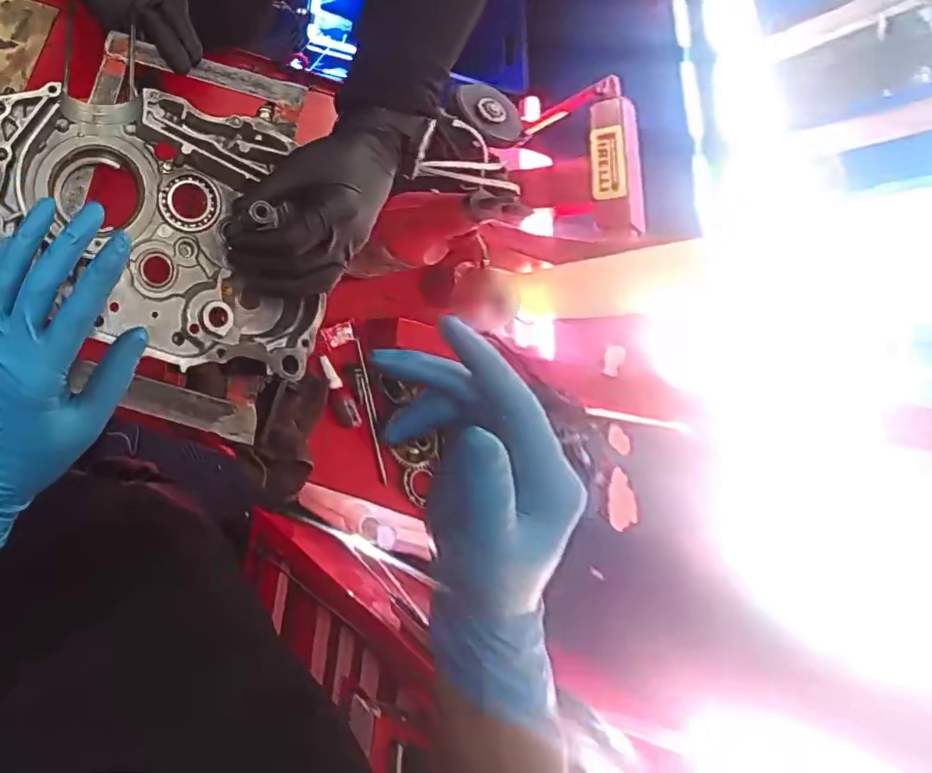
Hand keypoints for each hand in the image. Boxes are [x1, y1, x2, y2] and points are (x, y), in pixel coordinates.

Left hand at [0, 198, 148, 551]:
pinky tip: (15, 243)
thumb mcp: (85, 424)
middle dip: (68, 241)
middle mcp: (10, 344)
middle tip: (92, 213)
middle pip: (41, 280)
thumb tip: (137, 336)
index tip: (120, 241)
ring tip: (45, 207)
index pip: (78, 306)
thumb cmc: (36, 454)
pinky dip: (1, 262)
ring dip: (27, 238)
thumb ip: (113, 377)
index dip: (101, 270)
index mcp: (41, 368)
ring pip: (6, 276)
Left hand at [226, 108, 421, 296]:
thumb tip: (236, 215)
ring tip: (247, 277)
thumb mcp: (295, 168)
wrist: (374, 157)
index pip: (291, 241)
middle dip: (259, 267)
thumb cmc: (334, 158)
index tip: (234, 236)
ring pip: (311, 286)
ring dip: (275, 286)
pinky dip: (292, 288)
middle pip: (298, 269)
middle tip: (233, 257)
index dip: (256, 243)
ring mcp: (350, 253)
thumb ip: (264, 193)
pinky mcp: (348, 258)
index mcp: (336, 213)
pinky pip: (319, 284)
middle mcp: (346, 240)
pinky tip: (270, 282)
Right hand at [371, 317, 586, 733]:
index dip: (482, 360)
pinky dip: (423, 417)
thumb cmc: (488, 578)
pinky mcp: (486, 454)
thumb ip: (485, 484)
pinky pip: (453, 417)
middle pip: (483, 393)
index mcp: (549, 471)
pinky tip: (401, 433)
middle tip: (382, 361)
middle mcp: (534, 452)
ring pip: (464, 400)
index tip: (447, 326)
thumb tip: (474, 429)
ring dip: (422, 399)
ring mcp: (510, 452)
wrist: (482, 605)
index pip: (516, 400)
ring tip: (389, 427)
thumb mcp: (486, 537)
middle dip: (433, 374)